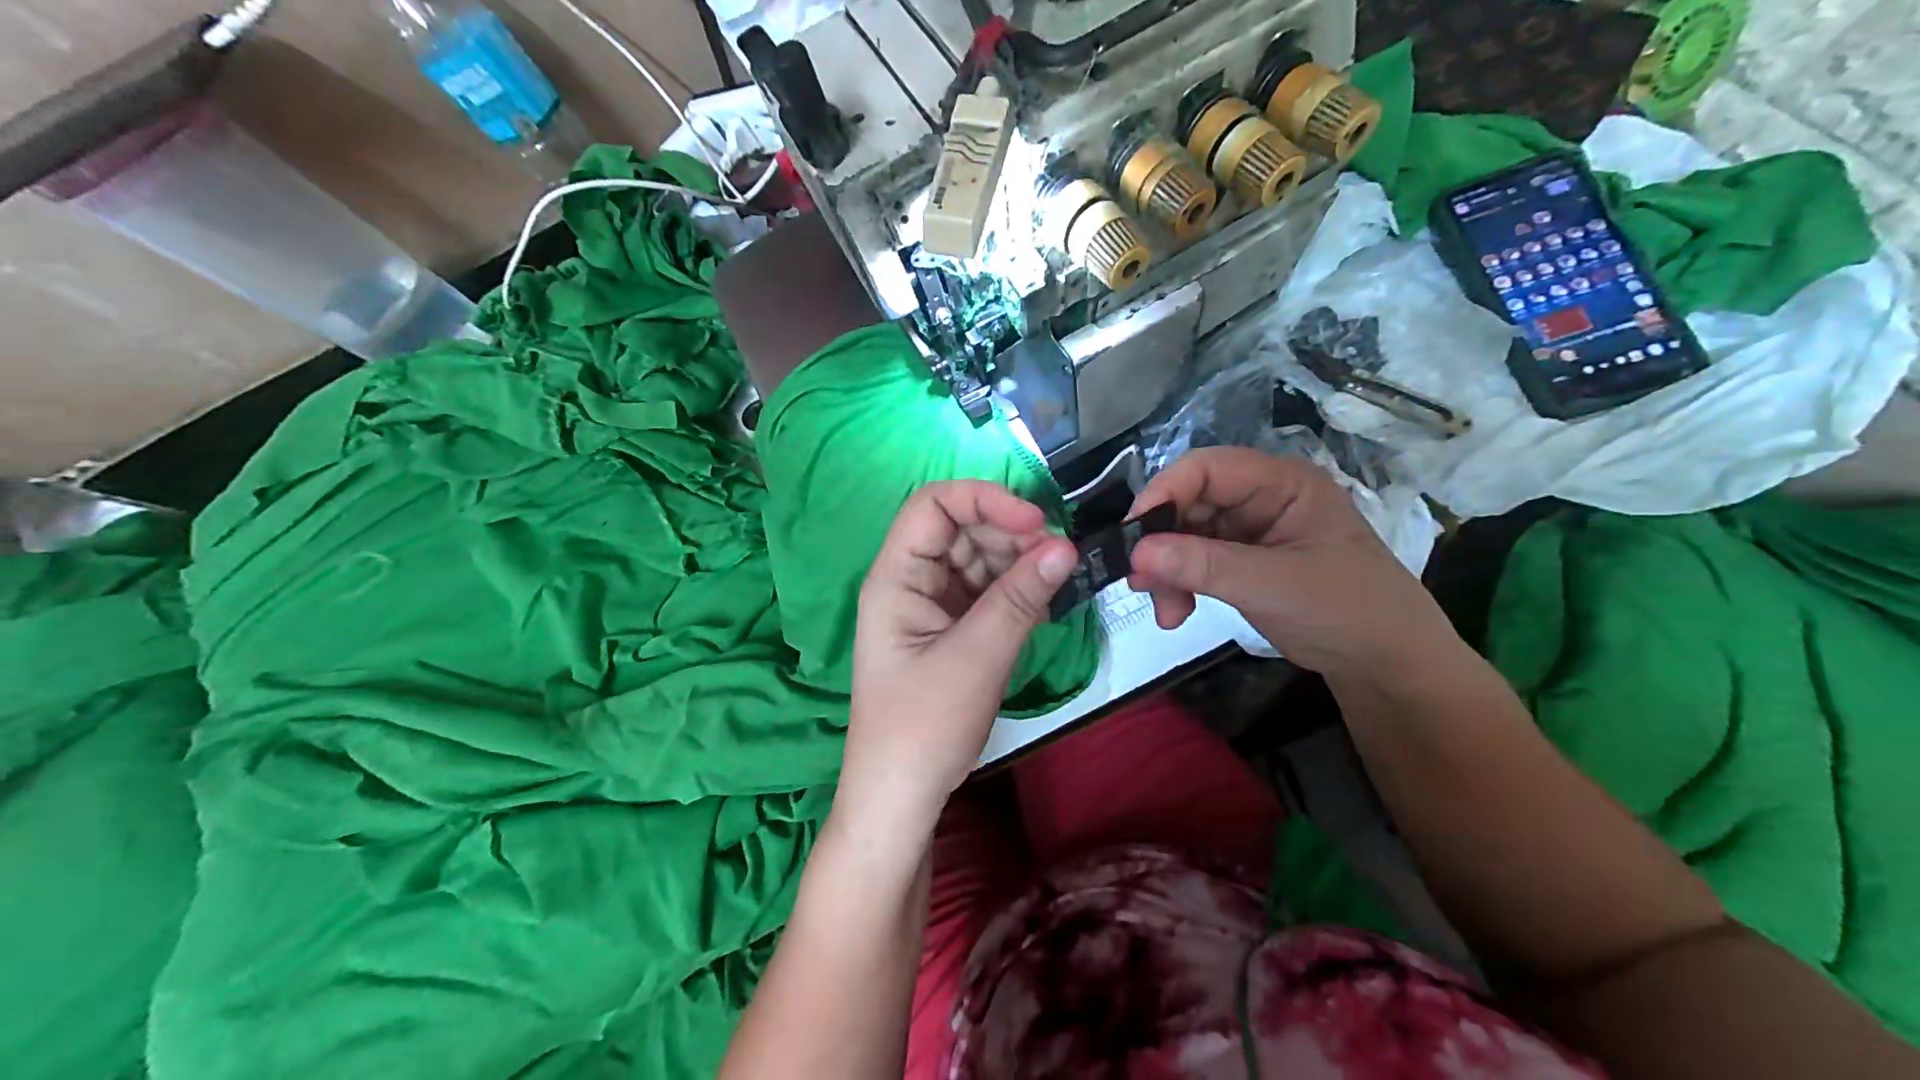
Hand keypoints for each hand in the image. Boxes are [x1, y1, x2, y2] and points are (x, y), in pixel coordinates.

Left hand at [840, 481, 1077, 836]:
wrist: (901, 796)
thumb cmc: (923, 727)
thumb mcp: (975, 658)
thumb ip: (1019, 599)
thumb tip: (1065, 547)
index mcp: (895, 577)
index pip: (934, 505)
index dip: (984, 499)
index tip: (1036, 521)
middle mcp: (911, 581)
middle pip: (961, 529)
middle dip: (1009, 533)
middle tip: (1058, 557)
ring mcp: (931, 605)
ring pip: (979, 559)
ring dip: (1018, 562)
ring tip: (1054, 584)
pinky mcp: (951, 629)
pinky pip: (987, 592)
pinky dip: (1016, 591)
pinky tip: (1042, 605)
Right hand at [1127, 447, 1461, 680]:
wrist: (1388, 665)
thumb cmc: (1346, 611)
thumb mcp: (1272, 586)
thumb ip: (1203, 566)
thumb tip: (1135, 553)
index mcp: (1282, 483)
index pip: (1207, 468)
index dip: (1164, 493)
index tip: (1133, 535)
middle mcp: (1262, 498)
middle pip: (1190, 503)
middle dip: (1162, 543)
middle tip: (1140, 583)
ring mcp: (1251, 531)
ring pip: (1186, 535)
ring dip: (1167, 571)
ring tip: (1165, 611)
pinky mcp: (1242, 562)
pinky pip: (1195, 562)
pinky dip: (1180, 585)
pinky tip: (1177, 614)